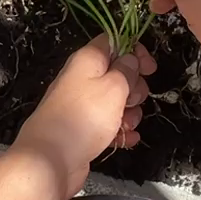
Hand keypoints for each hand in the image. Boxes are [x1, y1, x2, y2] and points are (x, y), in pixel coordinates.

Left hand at [11, 35, 156, 194]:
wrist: (51, 158)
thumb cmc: (84, 117)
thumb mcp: (114, 87)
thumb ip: (127, 69)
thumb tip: (131, 58)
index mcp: (88, 60)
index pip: (113, 41)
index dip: (135, 51)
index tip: (150, 68)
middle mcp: (82, 78)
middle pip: (117, 73)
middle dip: (134, 87)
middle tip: (133, 100)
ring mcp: (82, 105)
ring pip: (115, 101)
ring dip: (129, 113)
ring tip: (127, 125)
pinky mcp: (83, 128)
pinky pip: (108, 124)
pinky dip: (119, 130)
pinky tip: (126, 139)